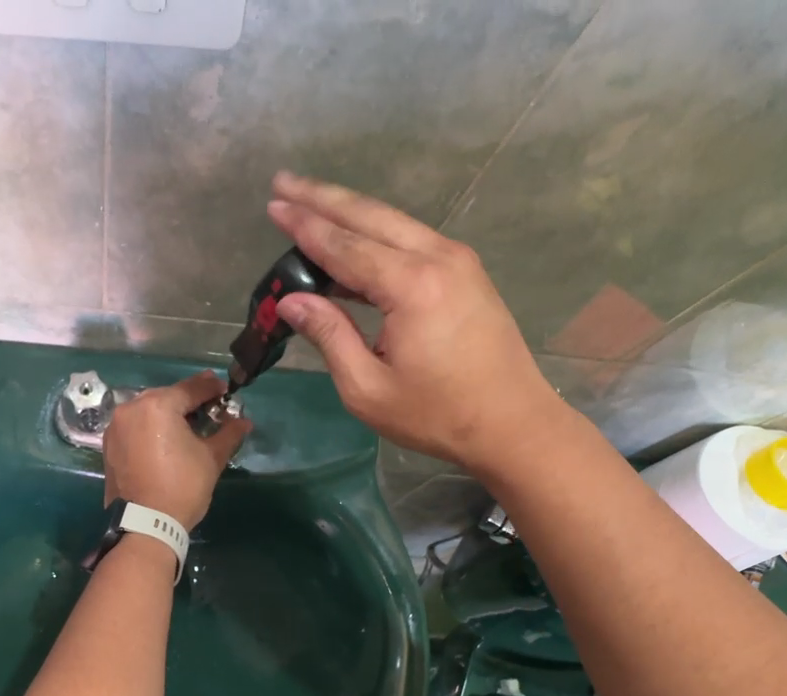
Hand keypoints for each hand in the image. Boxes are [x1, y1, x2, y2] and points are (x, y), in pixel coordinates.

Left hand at [102, 371, 251, 529]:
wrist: (145, 524)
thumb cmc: (182, 487)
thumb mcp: (211, 458)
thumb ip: (228, 434)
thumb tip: (244, 422)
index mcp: (158, 406)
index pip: (191, 388)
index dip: (212, 388)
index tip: (225, 390)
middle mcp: (131, 408)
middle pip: (167, 396)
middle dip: (188, 400)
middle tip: (209, 407)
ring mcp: (116, 426)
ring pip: (148, 410)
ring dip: (168, 413)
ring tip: (188, 424)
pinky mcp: (109, 444)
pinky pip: (135, 426)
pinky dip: (151, 427)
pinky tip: (165, 439)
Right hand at [265, 171, 568, 471]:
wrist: (513, 423)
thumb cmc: (437, 415)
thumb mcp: (368, 388)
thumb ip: (329, 337)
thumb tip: (291, 301)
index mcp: (411, 286)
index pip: (345, 246)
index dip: (305, 227)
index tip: (273, 206)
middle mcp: (437, 258)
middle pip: (371, 216)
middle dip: (323, 198)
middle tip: (284, 182)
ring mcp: (458, 261)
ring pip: (393, 222)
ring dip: (350, 210)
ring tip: (310, 200)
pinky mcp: (466, 273)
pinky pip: (410, 239)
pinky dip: (375, 233)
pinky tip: (352, 240)